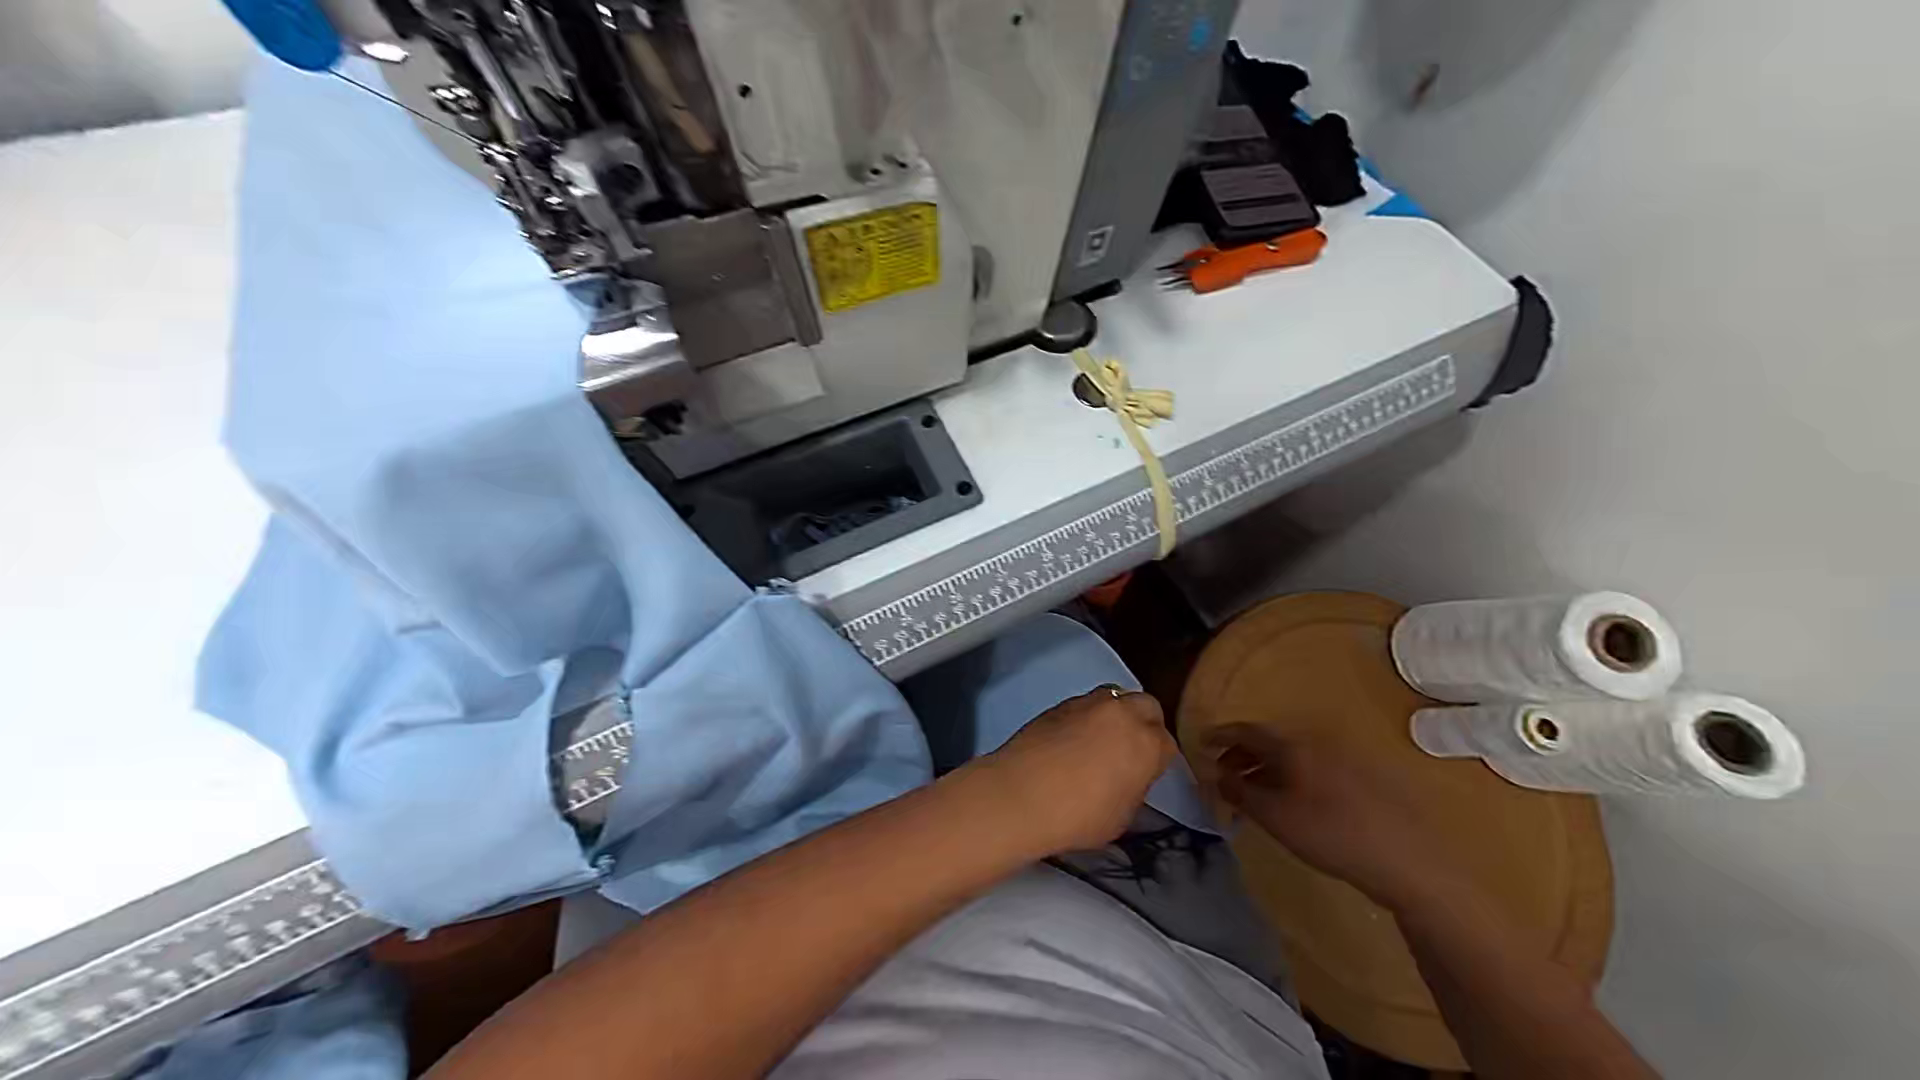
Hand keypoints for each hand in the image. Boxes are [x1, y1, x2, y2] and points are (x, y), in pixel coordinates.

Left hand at [966, 687, 1175, 856]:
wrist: (1021, 795)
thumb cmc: (1079, 816)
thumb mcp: (1122, 816)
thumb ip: (1134, 789)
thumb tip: (1129, 778)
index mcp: (1147, 743)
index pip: (1167, 743)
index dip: (1159, 759)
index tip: (1148, 772)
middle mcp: (1122, 713)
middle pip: (1146, 706)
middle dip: (1145, 722)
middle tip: (1132, 747)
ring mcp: (1088, 704)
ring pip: (1115, 696)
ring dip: (1116, 713)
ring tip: (1104, 738)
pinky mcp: (1059, 704)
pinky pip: (1084, 704)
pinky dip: (1087, 716)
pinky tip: (1076, 737)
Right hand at [1203, 724, 1453, 909]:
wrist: (1407, 861)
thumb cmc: (1330, 833)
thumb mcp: (1274, 816)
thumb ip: (1239, 792)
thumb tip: (1215, 775)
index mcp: (1292, 746)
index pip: (1246, 731)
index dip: (1220, 736)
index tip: (1200, 745)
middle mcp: (1315, 746)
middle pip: (1268, 743)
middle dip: (1239, 756)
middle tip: (1221, 776)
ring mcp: (1340, 763)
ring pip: (1289, 759)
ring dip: (1262, 770)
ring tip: (1249, 795)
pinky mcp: (1358, 784)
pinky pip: (1308, 772)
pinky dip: (1286, 780)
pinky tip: (1286, 805)